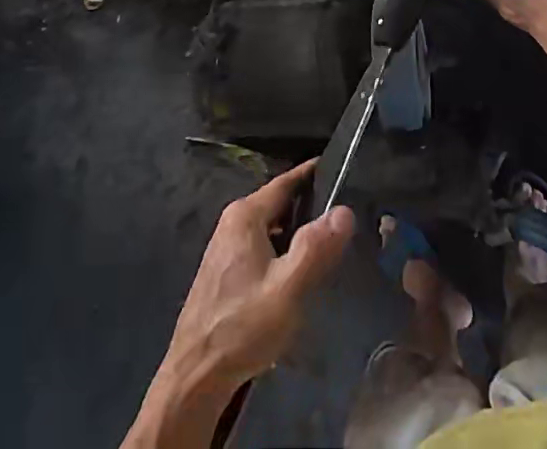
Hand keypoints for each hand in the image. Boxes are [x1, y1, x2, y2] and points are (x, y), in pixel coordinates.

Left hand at [125, 162, 354, 448]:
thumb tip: (344, 211)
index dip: (316, 173)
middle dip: (313, 204)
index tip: (347, 168)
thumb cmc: (241, 328)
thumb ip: (315, 248)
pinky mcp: (227, 272)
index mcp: (245, 216)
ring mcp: (227, 248)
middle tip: (351, 210)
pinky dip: (286, 249)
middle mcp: (233, 224)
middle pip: (281, 203)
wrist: (195, 378)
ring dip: (300, 230)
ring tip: (335, 239)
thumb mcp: (286, 289)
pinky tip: (304, 269)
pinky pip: (265, 246)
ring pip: (274, 227)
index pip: (287, 180)